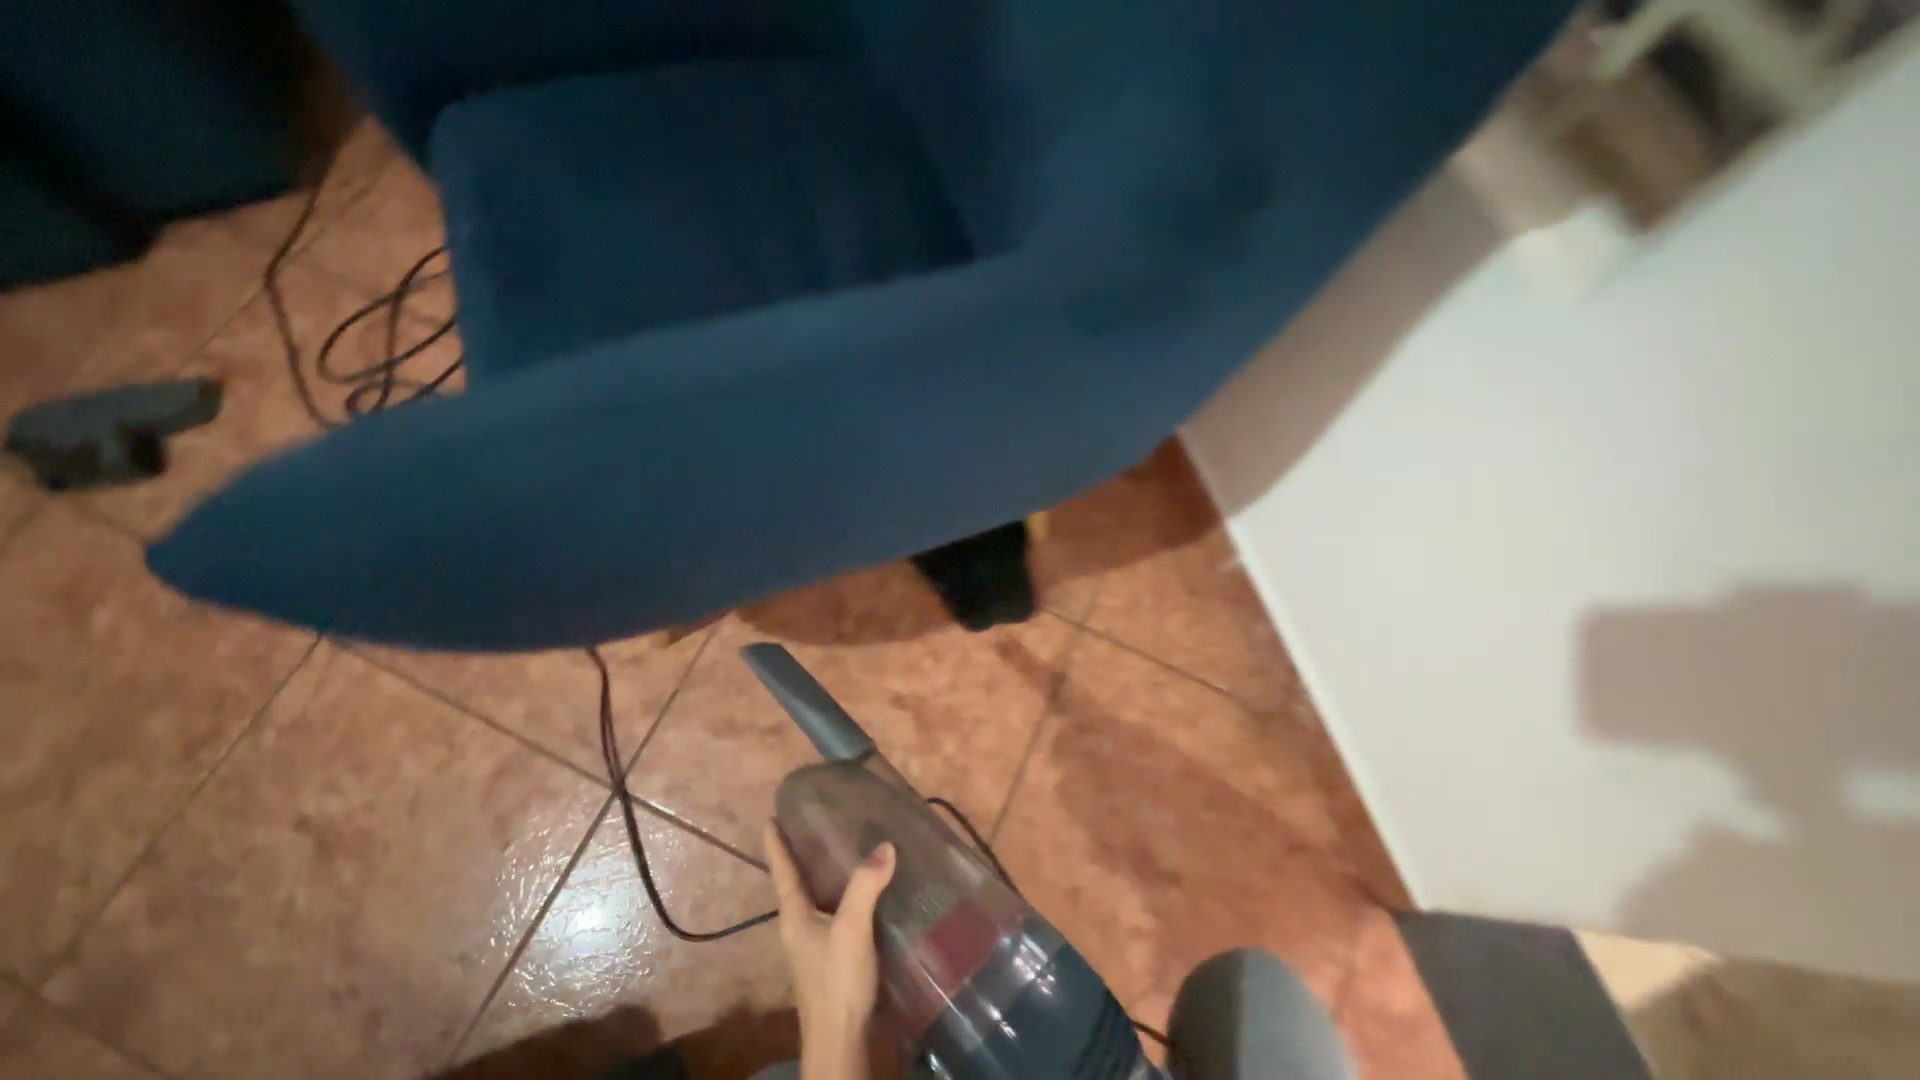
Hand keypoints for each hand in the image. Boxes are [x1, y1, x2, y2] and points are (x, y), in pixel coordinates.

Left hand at [764, 821, 896, 1057]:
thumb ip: (865, 885)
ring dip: (825, 875)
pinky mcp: (833, 958)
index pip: (782, 870)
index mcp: (794, 915)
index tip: (769, 817)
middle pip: (798, 882)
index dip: (777, 844)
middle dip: (803, 854)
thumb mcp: (851, 928)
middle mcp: (799, 926)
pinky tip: (866, 892)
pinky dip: (845, 895)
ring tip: (843, 848)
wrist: (841, 1040)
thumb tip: (885, 845)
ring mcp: (814, 945)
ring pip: (817, 898)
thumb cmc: (836, 981)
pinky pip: (835, 914)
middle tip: (815, 822)